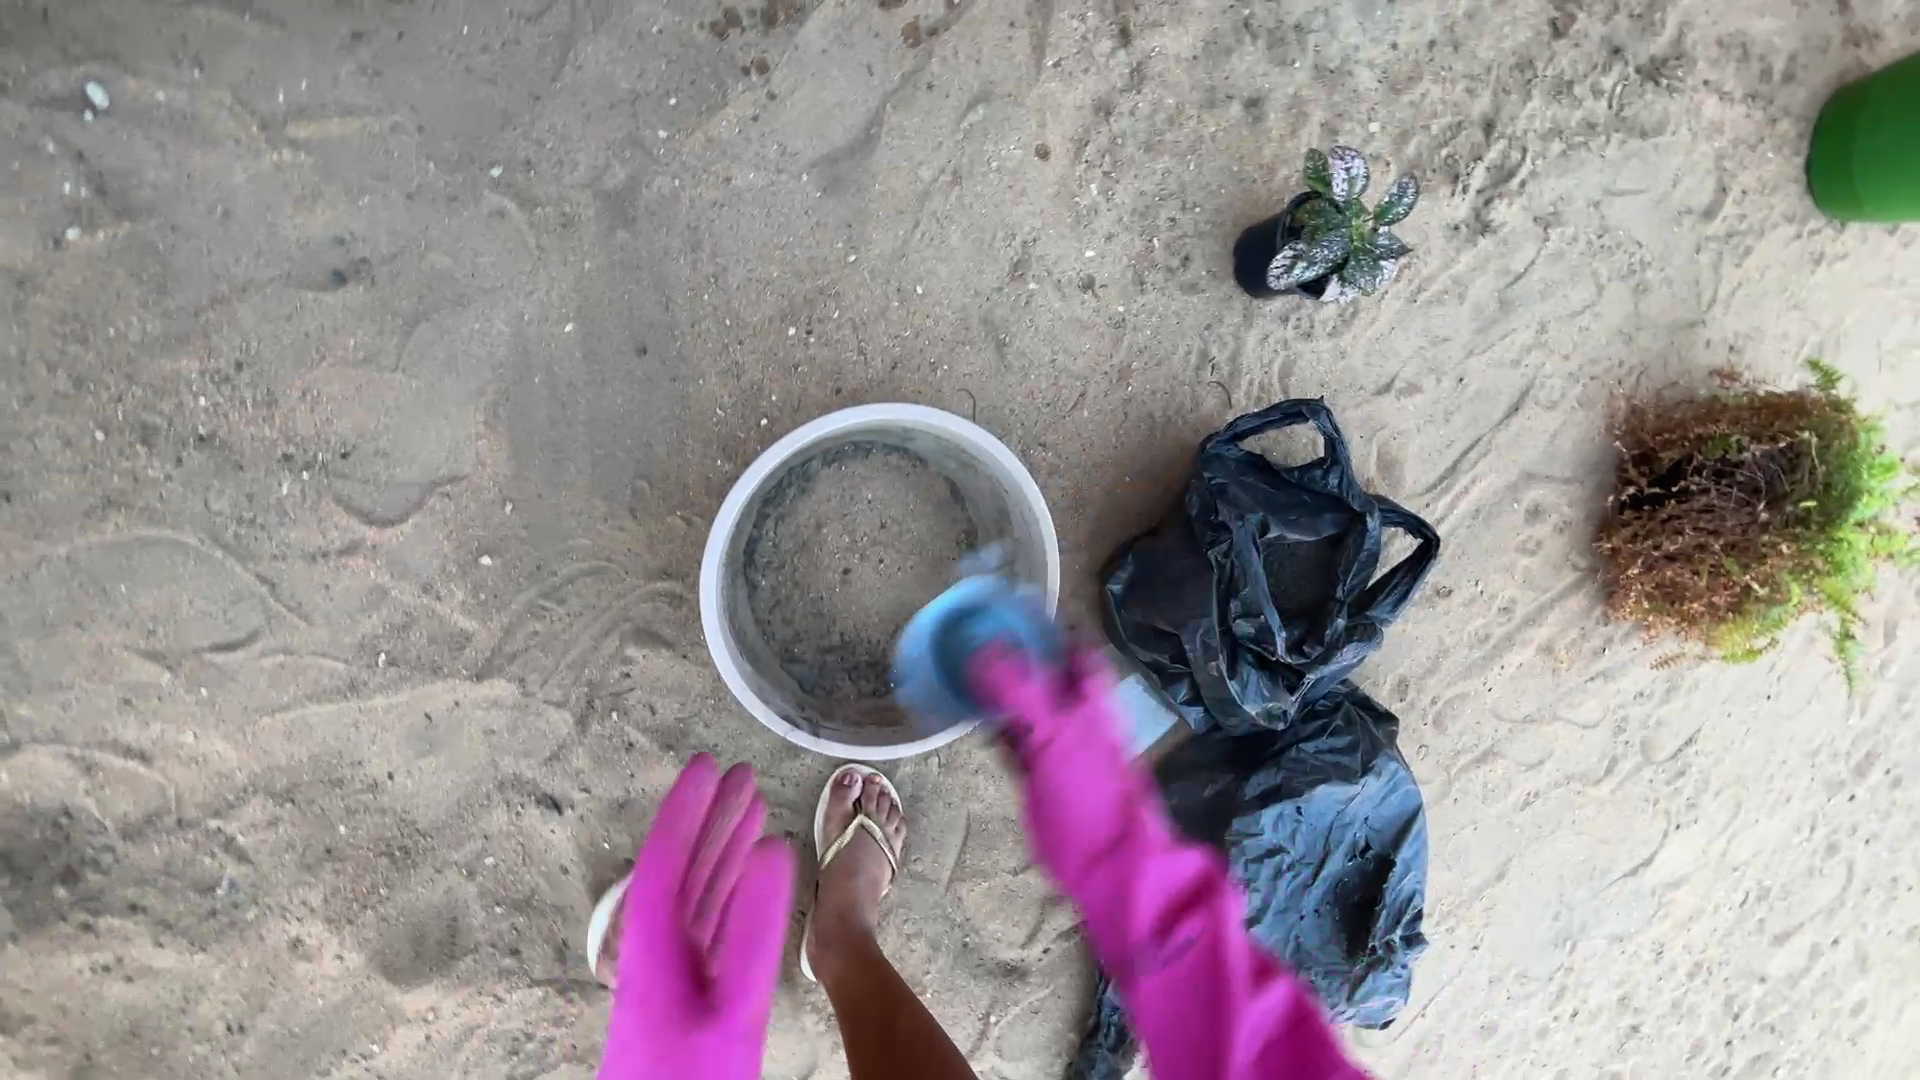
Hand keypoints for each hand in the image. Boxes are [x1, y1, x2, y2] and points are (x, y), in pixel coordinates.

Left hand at [600, 754, 795, 1079]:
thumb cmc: (700, 1077)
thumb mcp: (735, 1004)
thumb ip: (756, 926)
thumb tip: (775, 845)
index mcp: (653, 949)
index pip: (666, 860)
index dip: (685, 808)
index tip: (707, 764)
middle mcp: (657, 951)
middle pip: (683, 869)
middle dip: (713, 819)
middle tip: (743, 775)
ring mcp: (673, 973)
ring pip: (698, 894)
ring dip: (725, 850)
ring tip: (755, 807)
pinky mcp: (689, 992)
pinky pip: (710, 924)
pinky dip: (733, 892)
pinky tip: (753, 874)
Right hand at [968, 645, 1140, 880]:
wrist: (1103, 860)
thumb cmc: (1091, 790)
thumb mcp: (1055, 734)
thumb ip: (1019, 690)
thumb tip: (984, 648)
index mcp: (1089, 695)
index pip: (1072, 644)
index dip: (1049, 623)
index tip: (1014, 604)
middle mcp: (1071, 711)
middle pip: (1041, 669)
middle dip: (1013, 650)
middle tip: (975, 628)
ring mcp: (1051, 740)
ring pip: (1020, 701)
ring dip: (995, 686)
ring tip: (961, 660)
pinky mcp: (1032, 767)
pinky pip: (1006, 734)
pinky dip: (987, 721)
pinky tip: (964, 710)